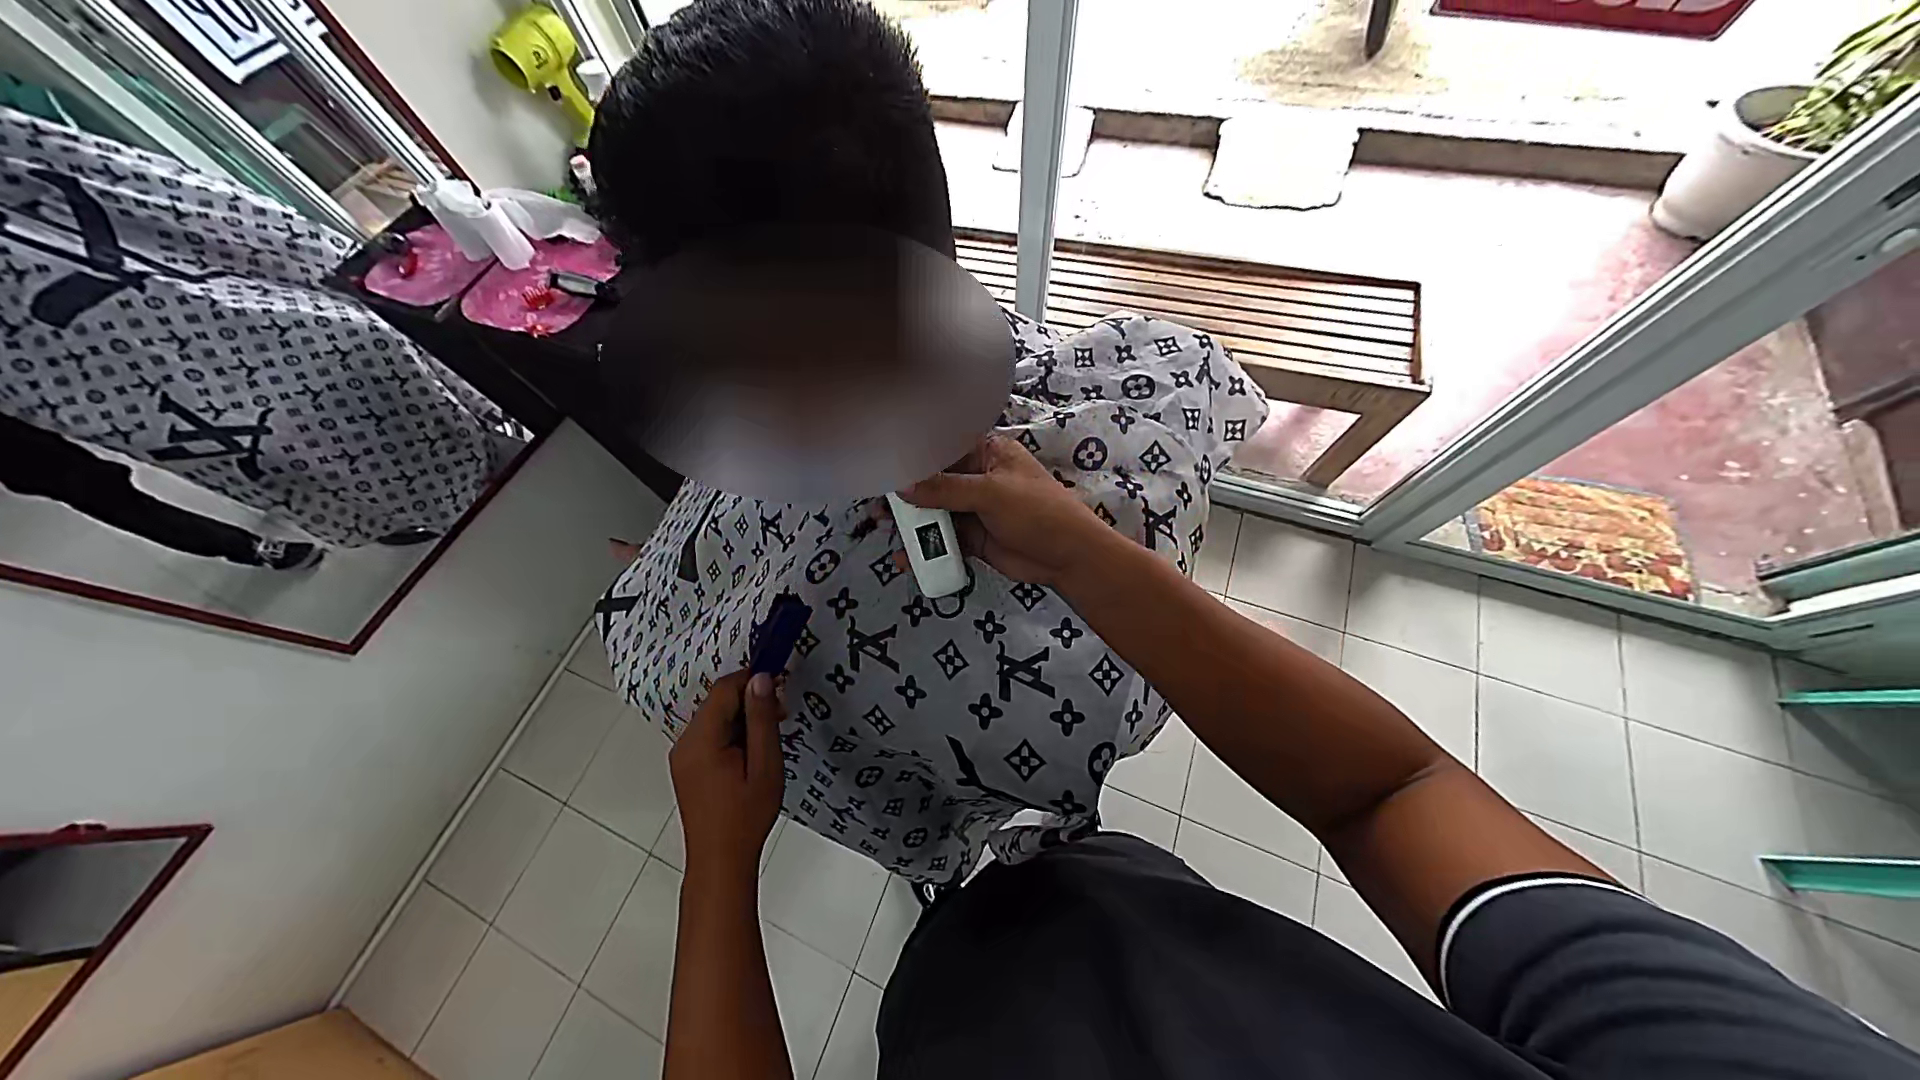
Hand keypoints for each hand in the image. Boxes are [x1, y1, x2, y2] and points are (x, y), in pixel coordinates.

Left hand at [669, 670, 785, 879]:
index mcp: (701, 740)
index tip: (781, 682)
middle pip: (718, 702)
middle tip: (781, 714)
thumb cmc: (746, 816)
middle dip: (750, 700)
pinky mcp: (687, 766)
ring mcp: (683, 755)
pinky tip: (753, 751)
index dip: (752, 679)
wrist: (721, 861)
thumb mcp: (765, 764)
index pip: (724, 689)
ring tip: (770, 737)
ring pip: (715, 718)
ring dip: (743, 718)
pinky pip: (710, 735)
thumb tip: (760, 678)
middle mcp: (685, 743)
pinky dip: (733, 733)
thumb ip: (761, 719)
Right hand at [902, 434, 1106, 586]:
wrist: (1068, 558)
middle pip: (932, 481)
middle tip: (879, 502)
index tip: (885, 462)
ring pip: (934, 512)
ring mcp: (974, 509)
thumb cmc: (1039, 512)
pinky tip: (907, 557)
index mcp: (987, 453)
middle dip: (906, 492)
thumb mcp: (991, 494)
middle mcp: (977, 478)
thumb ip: (945, 489)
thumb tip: (903, 485)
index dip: (915, 453)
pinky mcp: (973, 537)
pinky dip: (925, 548)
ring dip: (912, 521)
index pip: (944, 446)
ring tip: (885, 527)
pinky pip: (942, 539)